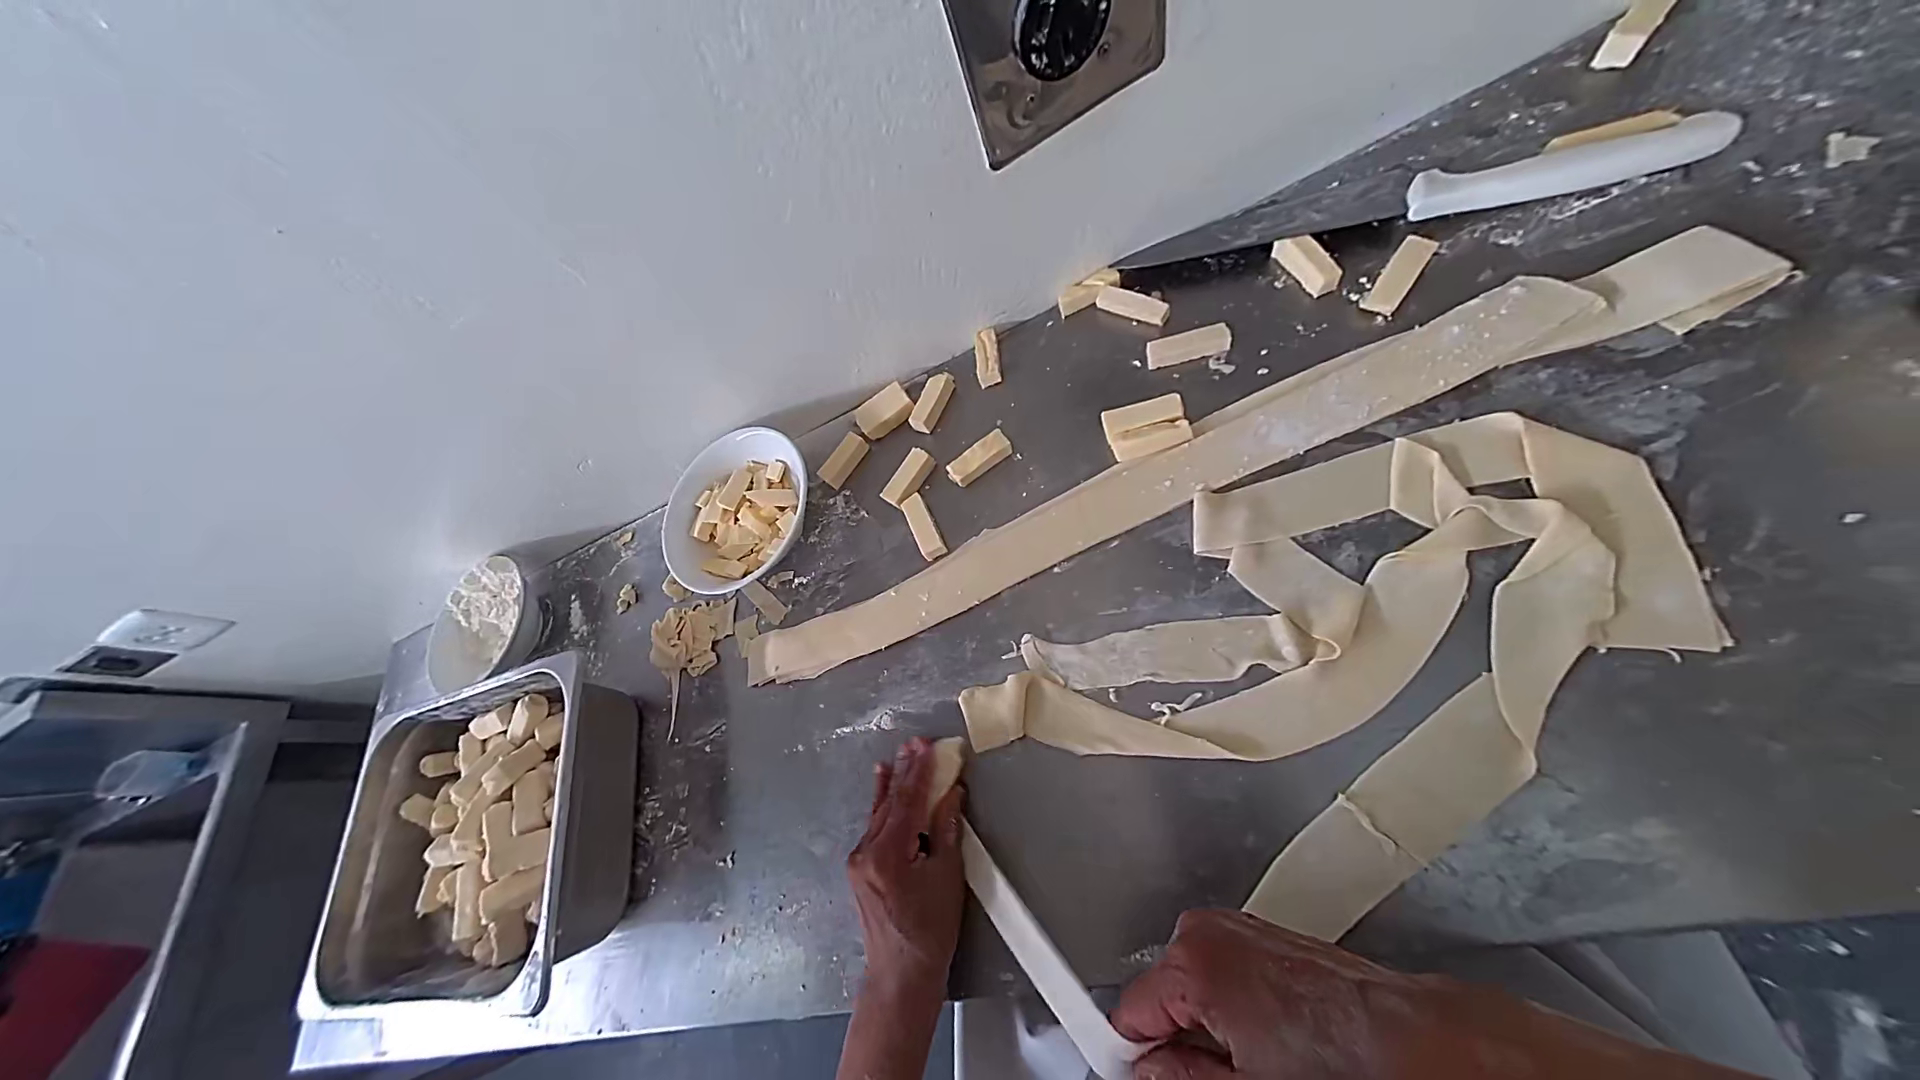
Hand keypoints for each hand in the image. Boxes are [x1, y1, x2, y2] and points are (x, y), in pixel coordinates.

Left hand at [846, 737, 966, 990]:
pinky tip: (883, 783)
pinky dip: (882, 803)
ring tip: (903, 754)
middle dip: (907, 770)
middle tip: (917, 742)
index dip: (921, 771)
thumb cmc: (930, 931)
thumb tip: (951, 794)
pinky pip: (874, 825)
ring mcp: (859, 858)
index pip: (908, 801)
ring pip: (880, 812)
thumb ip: (946, 829)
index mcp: (888, 854)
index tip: (929, 747)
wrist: (901, 973)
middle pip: (891, 802)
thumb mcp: (948, 876)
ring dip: (895, 783)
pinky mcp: (859, 866)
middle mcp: (866, 851)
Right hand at [1112, 909, 1435, 1078]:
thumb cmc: (1341, 1059)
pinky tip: (1267, 1034)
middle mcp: (1203, 930)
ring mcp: (1230, 926)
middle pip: (1158, 994)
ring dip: (1205, 1022)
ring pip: (1188, 984)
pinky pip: (1217, 969)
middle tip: (1221, 1075)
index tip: (1133, 1074)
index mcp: (1191, 962)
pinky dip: (1228, 1003)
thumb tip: (1146, 1074)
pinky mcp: (1253, 932)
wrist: (1409, 1036)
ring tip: (1256, 1055)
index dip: (1130, 1052)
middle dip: (1177, 1038)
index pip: (1127, 1010)